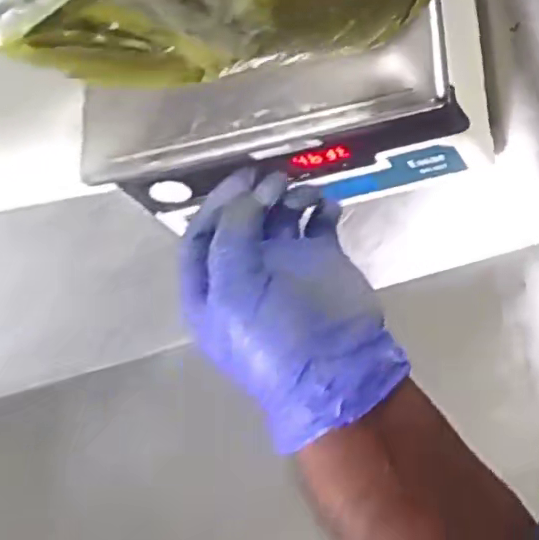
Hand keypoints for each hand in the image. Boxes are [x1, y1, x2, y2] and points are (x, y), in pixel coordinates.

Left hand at [181, 169, 410, 454]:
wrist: (335, 362)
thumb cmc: (274, 335)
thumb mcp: (236, 292)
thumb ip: (233, 238)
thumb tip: (251, 195)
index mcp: (213, 285)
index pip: (204, 234)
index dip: (218, 203)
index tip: (243, 177)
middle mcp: (248, 270)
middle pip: (246, 219)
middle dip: (258, 195)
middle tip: (278, 178)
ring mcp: (289, 264)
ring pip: (284, 216)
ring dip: (294, 198)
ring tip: (309, 196)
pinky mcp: (325, 260)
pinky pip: (320, 223)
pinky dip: (325, 209)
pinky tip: (331, 208)